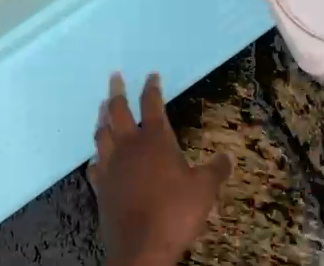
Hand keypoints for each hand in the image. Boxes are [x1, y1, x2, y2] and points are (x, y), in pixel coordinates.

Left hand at [88, 72, 232, 265]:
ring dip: (102, 118)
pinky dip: (96, 157)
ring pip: (102, 134)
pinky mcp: (101, 188)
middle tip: (114, 76)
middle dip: (117, 92)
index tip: (152, 75)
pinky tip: (97, 158)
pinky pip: (95, 166)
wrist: (140, 249)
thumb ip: (216, 170)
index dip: (152, 87)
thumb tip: (228, 156)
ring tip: (101, 108)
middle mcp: (129, 146)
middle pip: (118, 111)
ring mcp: (111, 167)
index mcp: (155, 139)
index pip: (152, 104)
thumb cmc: (174, 213)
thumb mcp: (204, 190)